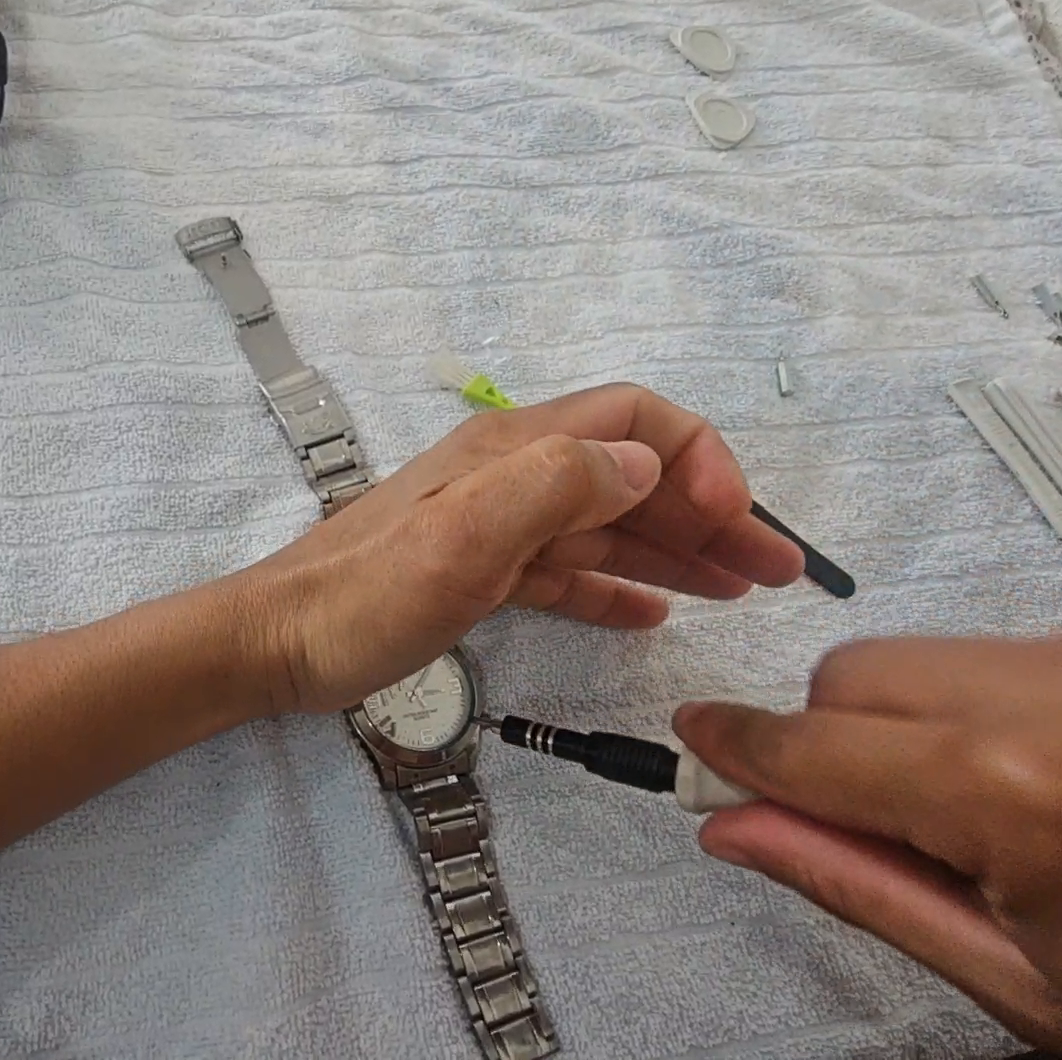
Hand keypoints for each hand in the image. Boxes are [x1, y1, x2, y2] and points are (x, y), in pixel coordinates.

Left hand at [232, 383, 805, 715]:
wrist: (284, 642)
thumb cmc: (364, 594)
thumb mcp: (461, 537)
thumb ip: (553, 486)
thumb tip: (643, 464)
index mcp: (509, 454)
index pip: (629, 419)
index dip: (695, 456)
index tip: (736, 519)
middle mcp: (508, 479)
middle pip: (628, 476)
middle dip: (706, 513)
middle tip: (776, 571)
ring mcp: (493, 528)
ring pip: (603, 528)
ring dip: (674, 553)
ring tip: (739, 590)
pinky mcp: (479, 574)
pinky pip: (563, 572)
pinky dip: (613, 587)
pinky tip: (653, 612)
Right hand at [673, 622, 1061, 1059]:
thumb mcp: (1036, 987)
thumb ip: (855, 885)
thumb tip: (734, 829)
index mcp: (1021, 796)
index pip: (809, 746)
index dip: (736, 746)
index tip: (695, 738)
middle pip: (853, 675)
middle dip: (833, 734)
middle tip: (876, 806)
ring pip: (930, 660)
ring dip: (920, 722)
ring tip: (1007, 803)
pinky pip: (1015, 654)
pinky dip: (1001, 708)